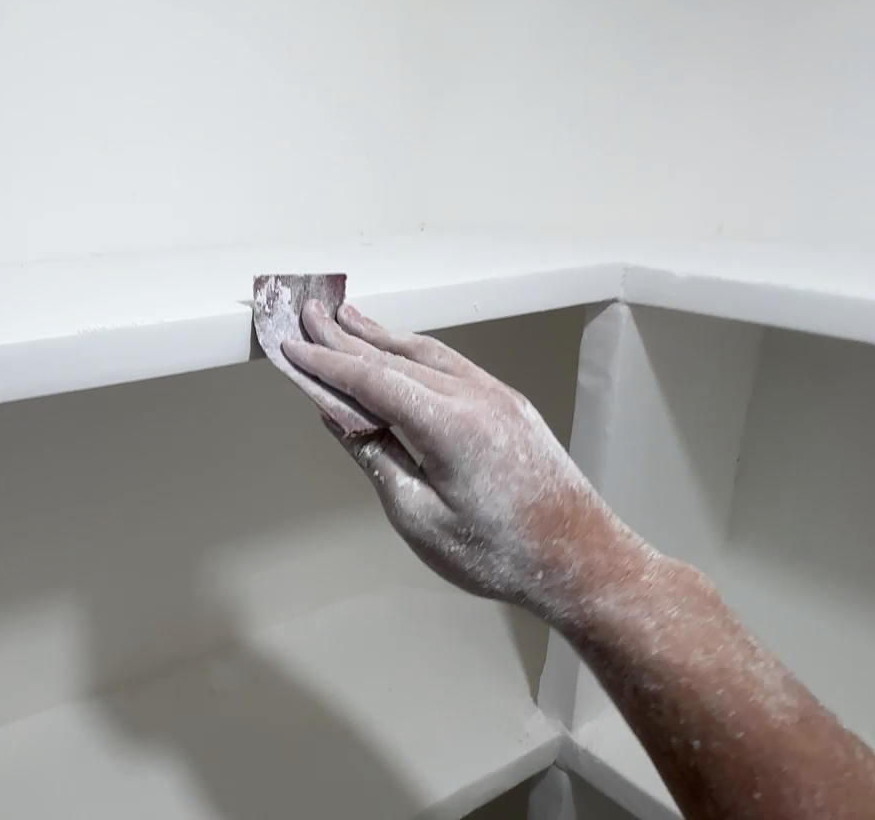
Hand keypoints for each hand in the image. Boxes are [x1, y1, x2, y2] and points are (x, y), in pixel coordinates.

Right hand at [280, 302, 649, 623]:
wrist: (583, 561)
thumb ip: (374, 456)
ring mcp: (494, 394)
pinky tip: (395, 345)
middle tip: (307, 313)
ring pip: (422, 351)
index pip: (370, 379)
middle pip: (392, 356)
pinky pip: (447, 362)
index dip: (324, 362)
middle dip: (343, 336)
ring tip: (343, 317)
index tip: (291, 346)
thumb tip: (337, 417)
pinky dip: (411, 348)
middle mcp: (473, 396)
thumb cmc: (498, 552)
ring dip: (377, 334)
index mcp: (448, 425)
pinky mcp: (506, 402)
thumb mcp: (418, 515)